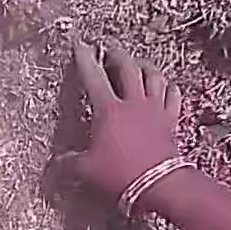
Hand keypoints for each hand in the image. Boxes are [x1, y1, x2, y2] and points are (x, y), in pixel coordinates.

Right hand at [63, 41, 183, 205]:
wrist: (159, 185)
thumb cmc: (121, 174)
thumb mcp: (87, 169)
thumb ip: (71, 162)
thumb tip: (58, 162)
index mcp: (109, 110)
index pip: (93, 77)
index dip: (84, 59)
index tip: (80, 45)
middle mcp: (133, 103)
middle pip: (127, 67)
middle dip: (116, 54)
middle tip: (109, 49)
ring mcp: (155, 109)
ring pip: (153, 76)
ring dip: (144, 65)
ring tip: (138, 63)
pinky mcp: (170, 120)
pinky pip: (172, 95)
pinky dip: (167, 87)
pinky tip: (165, 86)